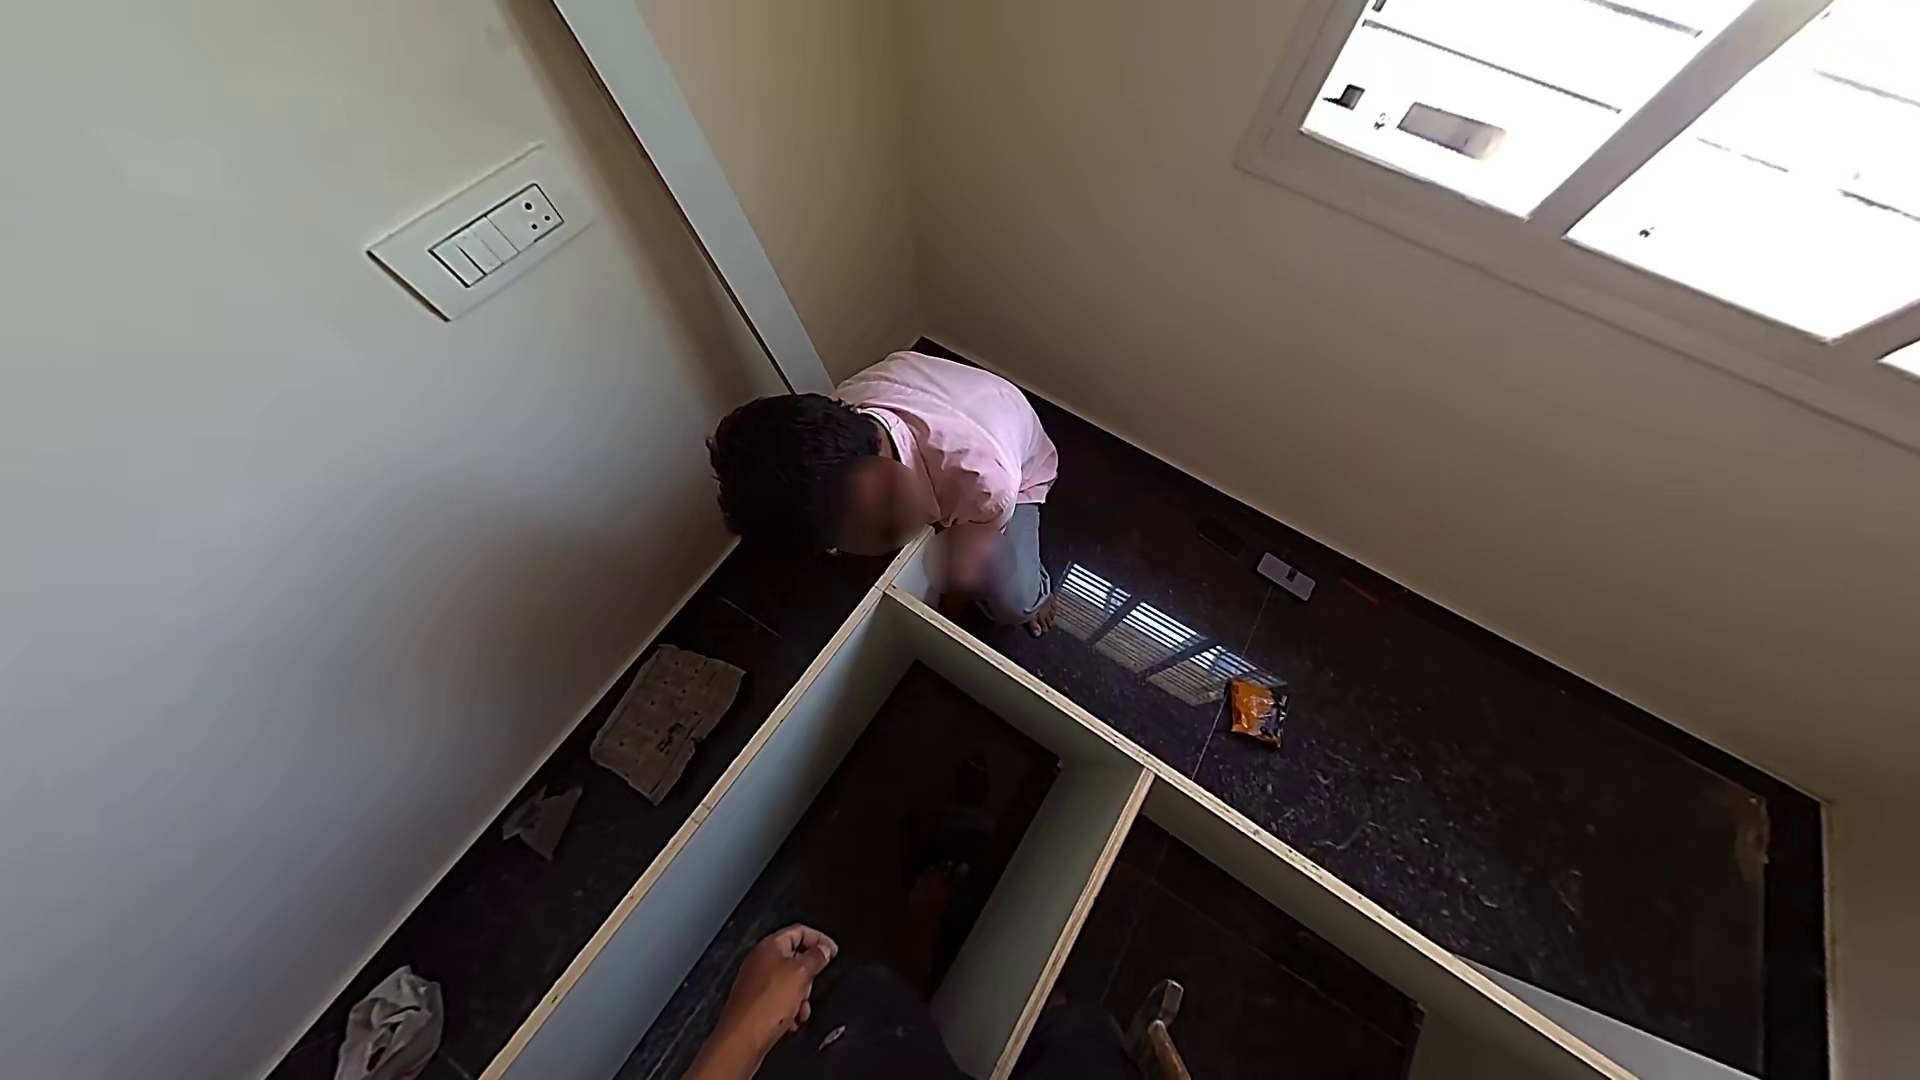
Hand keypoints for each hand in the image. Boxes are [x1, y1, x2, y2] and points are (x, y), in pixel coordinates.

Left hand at [713, 925, 837, 1058]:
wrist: (740, 1041)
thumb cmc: (768, 1003)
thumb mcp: (802, 973)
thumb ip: (816, 957)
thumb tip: (823, 949)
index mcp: (771, 945)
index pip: (800, 931)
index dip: (819, 939)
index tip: (832, 951)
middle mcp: (760, 960)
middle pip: (794, 957)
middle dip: (808, 974)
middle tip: (813, 986)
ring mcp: (754, 982)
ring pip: (787, 981)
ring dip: (800, 995)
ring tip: (802, 1010)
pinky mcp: (752, 1004)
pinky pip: (776, 1000)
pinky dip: (788, 1008)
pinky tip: (791, 1022)